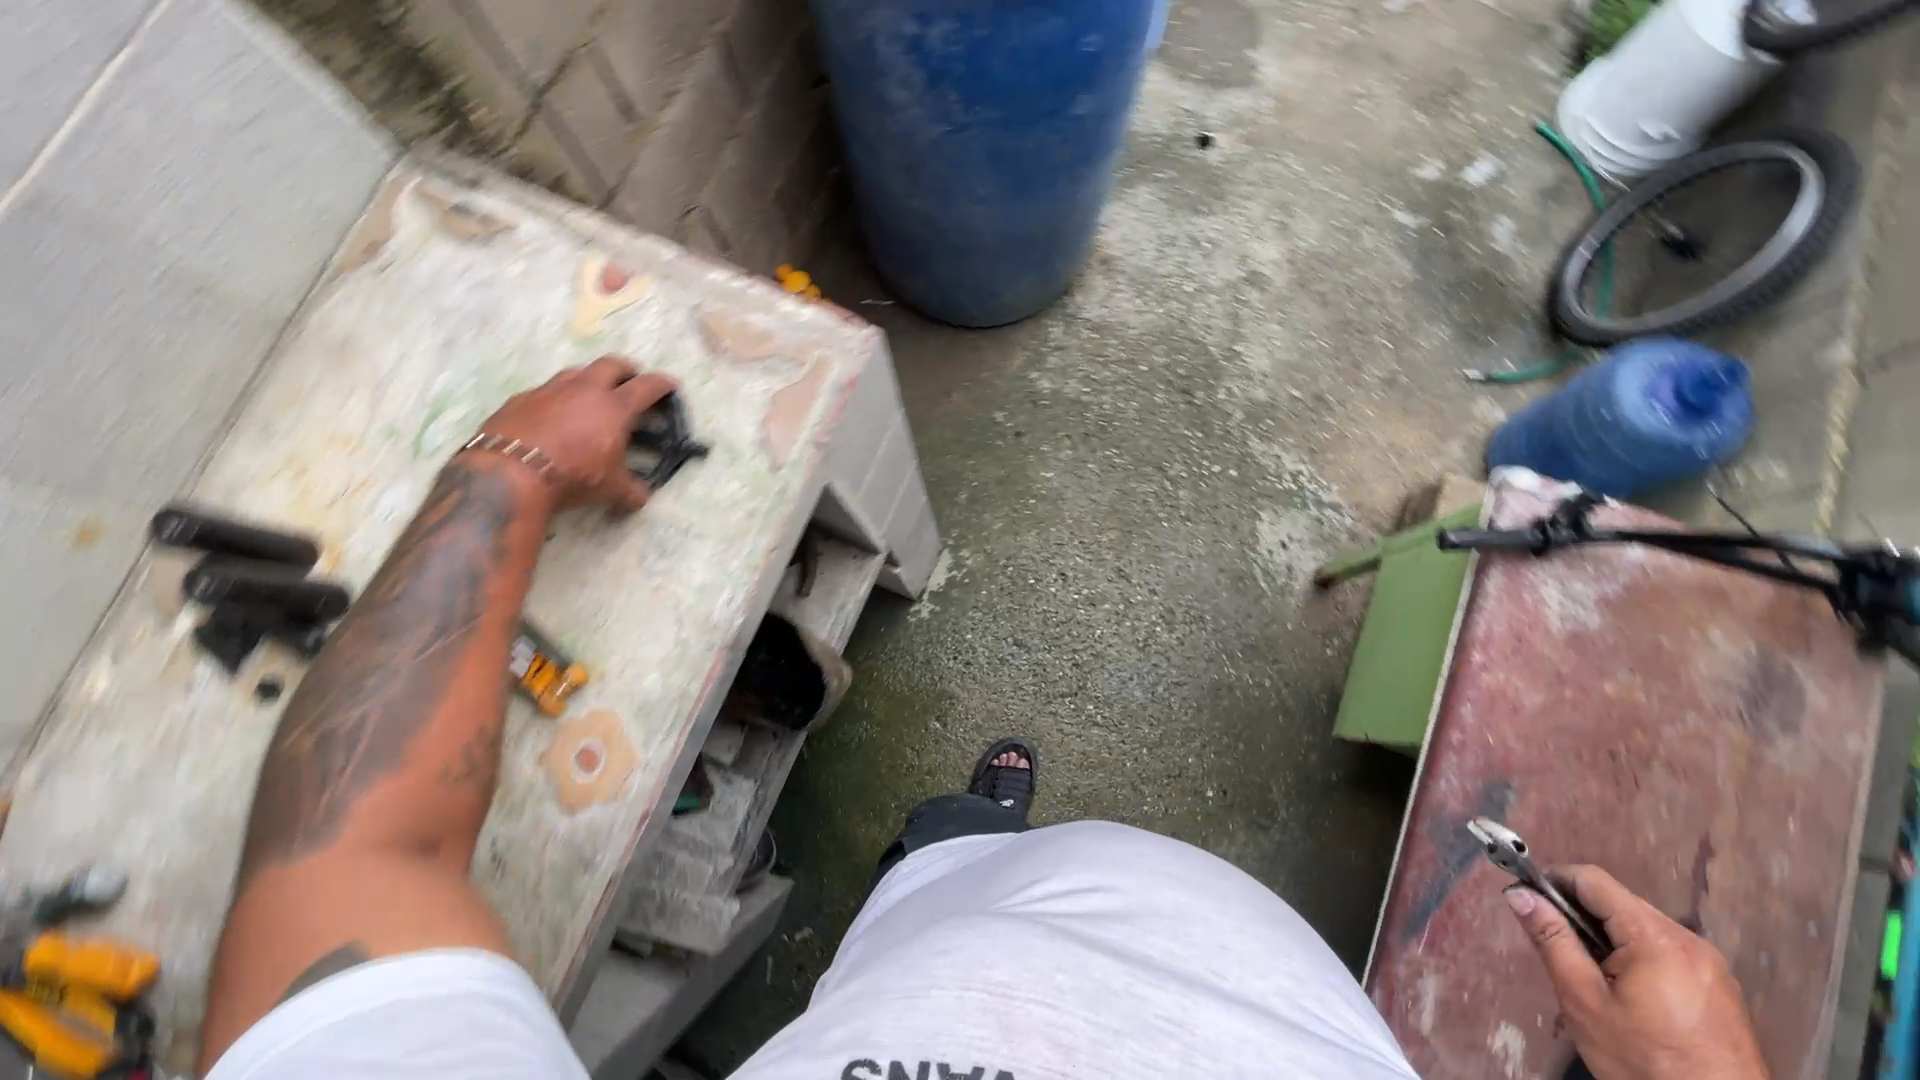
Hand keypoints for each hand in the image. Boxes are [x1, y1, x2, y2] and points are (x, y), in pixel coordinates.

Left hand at [466, 355, 676, 513]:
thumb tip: (641, 497)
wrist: (509, 472)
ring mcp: (549, 390)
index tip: (670, 385)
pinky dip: (557, 399)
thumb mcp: (610, 488)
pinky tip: (553, 417)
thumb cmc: (572, 475)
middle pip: (611, 365)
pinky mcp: (520, 399)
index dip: (662, 384)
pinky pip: (545, 391)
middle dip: (626, 370)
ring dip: (589, 379)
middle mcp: (584, 389)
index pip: (646, 386)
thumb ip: (630, 489)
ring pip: (575, 372)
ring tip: (590, 396)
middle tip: (631, 381)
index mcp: (614, 406)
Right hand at [1506, 865, 1768, 1079]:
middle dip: (1579, 914)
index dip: (1553, 881)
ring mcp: (1710, 964)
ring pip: (1640, 926)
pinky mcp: (1719, 987)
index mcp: (1655, 937)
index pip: (1592, 880)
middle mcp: (1688, 939)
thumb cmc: (1643, 1060)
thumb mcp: (1583, 999)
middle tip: (1555, 948)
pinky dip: (1635, 956)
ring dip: (1606, 937)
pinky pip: (1665, 951)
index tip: (1527, 902)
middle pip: (1618, 902)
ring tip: (1590, 977)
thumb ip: (1551, 939)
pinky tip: (1626, 994)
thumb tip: (1518, 893)